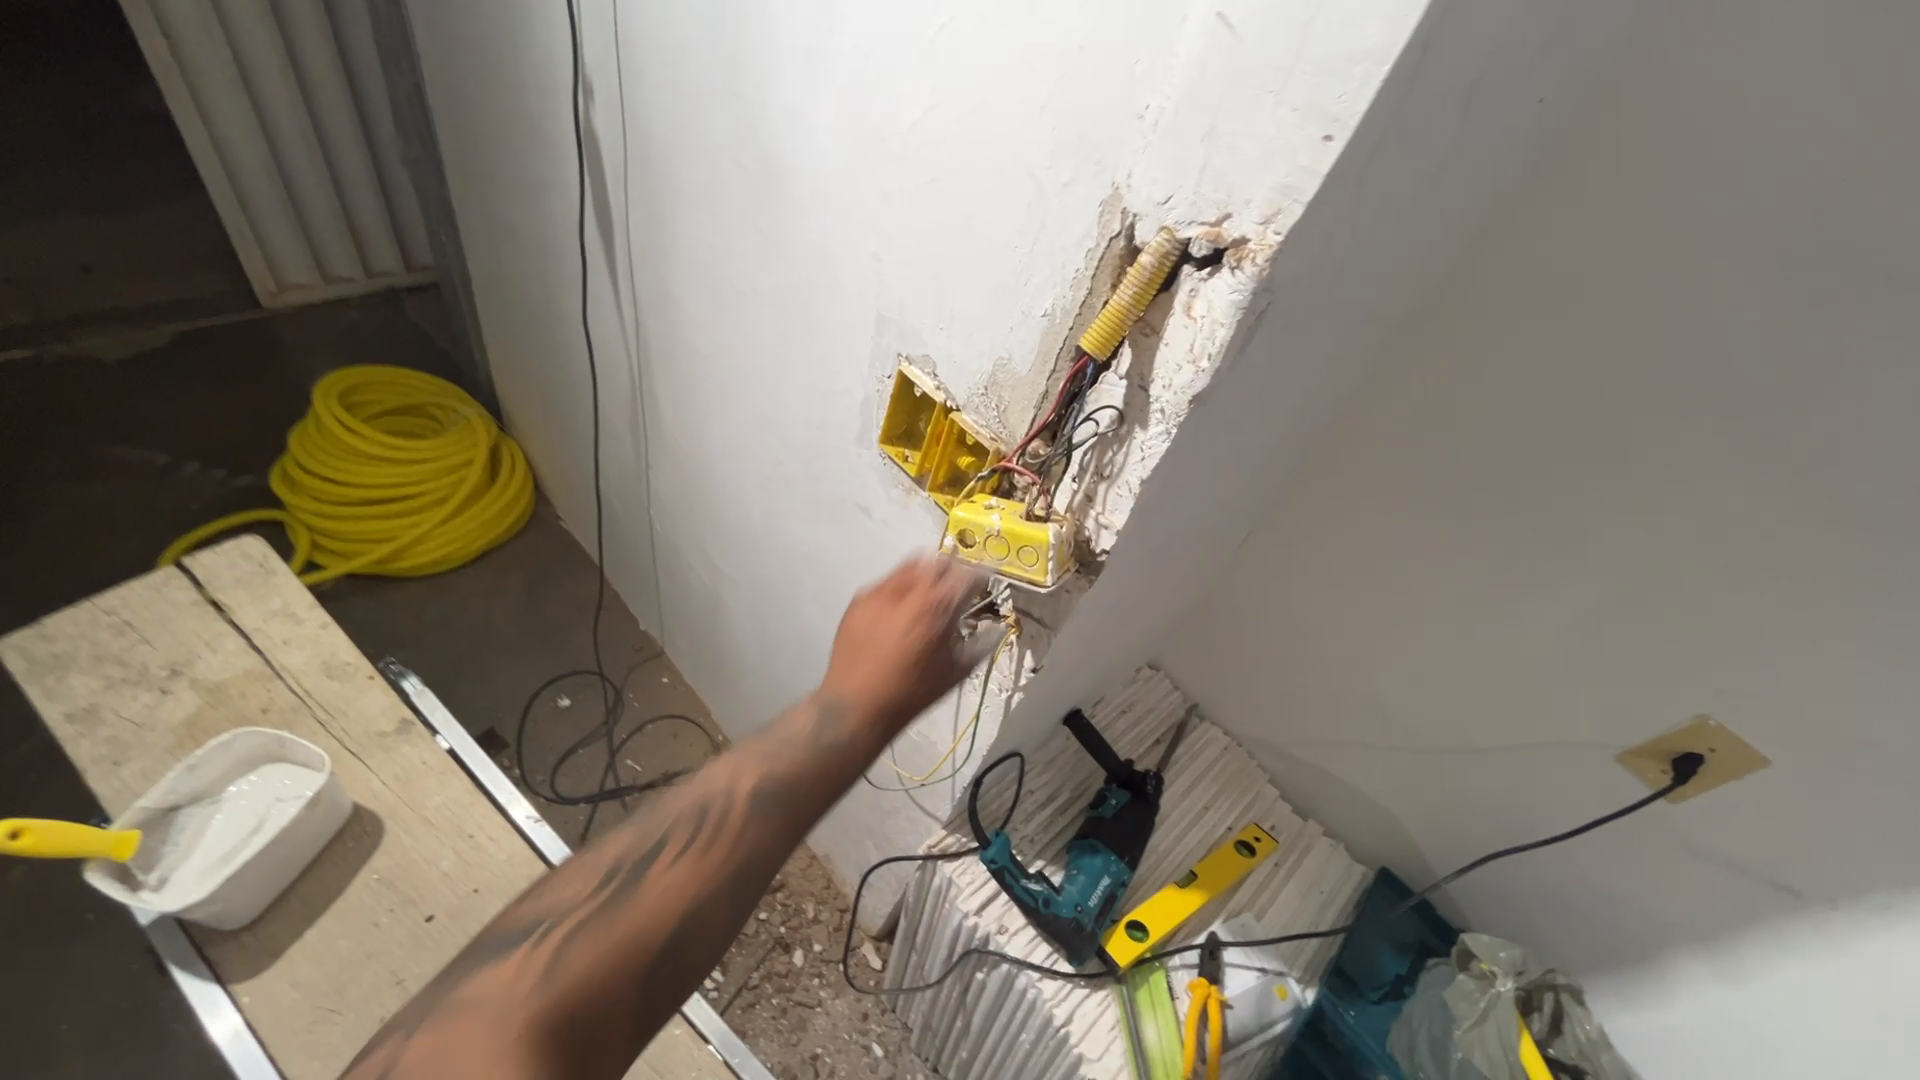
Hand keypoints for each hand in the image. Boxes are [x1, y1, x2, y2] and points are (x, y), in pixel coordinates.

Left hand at [820, 556, 986, 738]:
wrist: (856, 704)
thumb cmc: (911, 693)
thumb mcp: (955, 672)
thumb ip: (981, 644)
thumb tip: (998, 628)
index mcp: (936, 607)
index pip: (967, 575)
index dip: (980, 575)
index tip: (983, 581)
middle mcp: (908, 591)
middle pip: (938, 562)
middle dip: (952, 570)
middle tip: (956, 587)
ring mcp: (879, 592)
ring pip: (910, 566)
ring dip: (925, 574)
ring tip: (927, 595)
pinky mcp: (859, 600)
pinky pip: (885, 582)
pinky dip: (899, 588)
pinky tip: (898, 610)